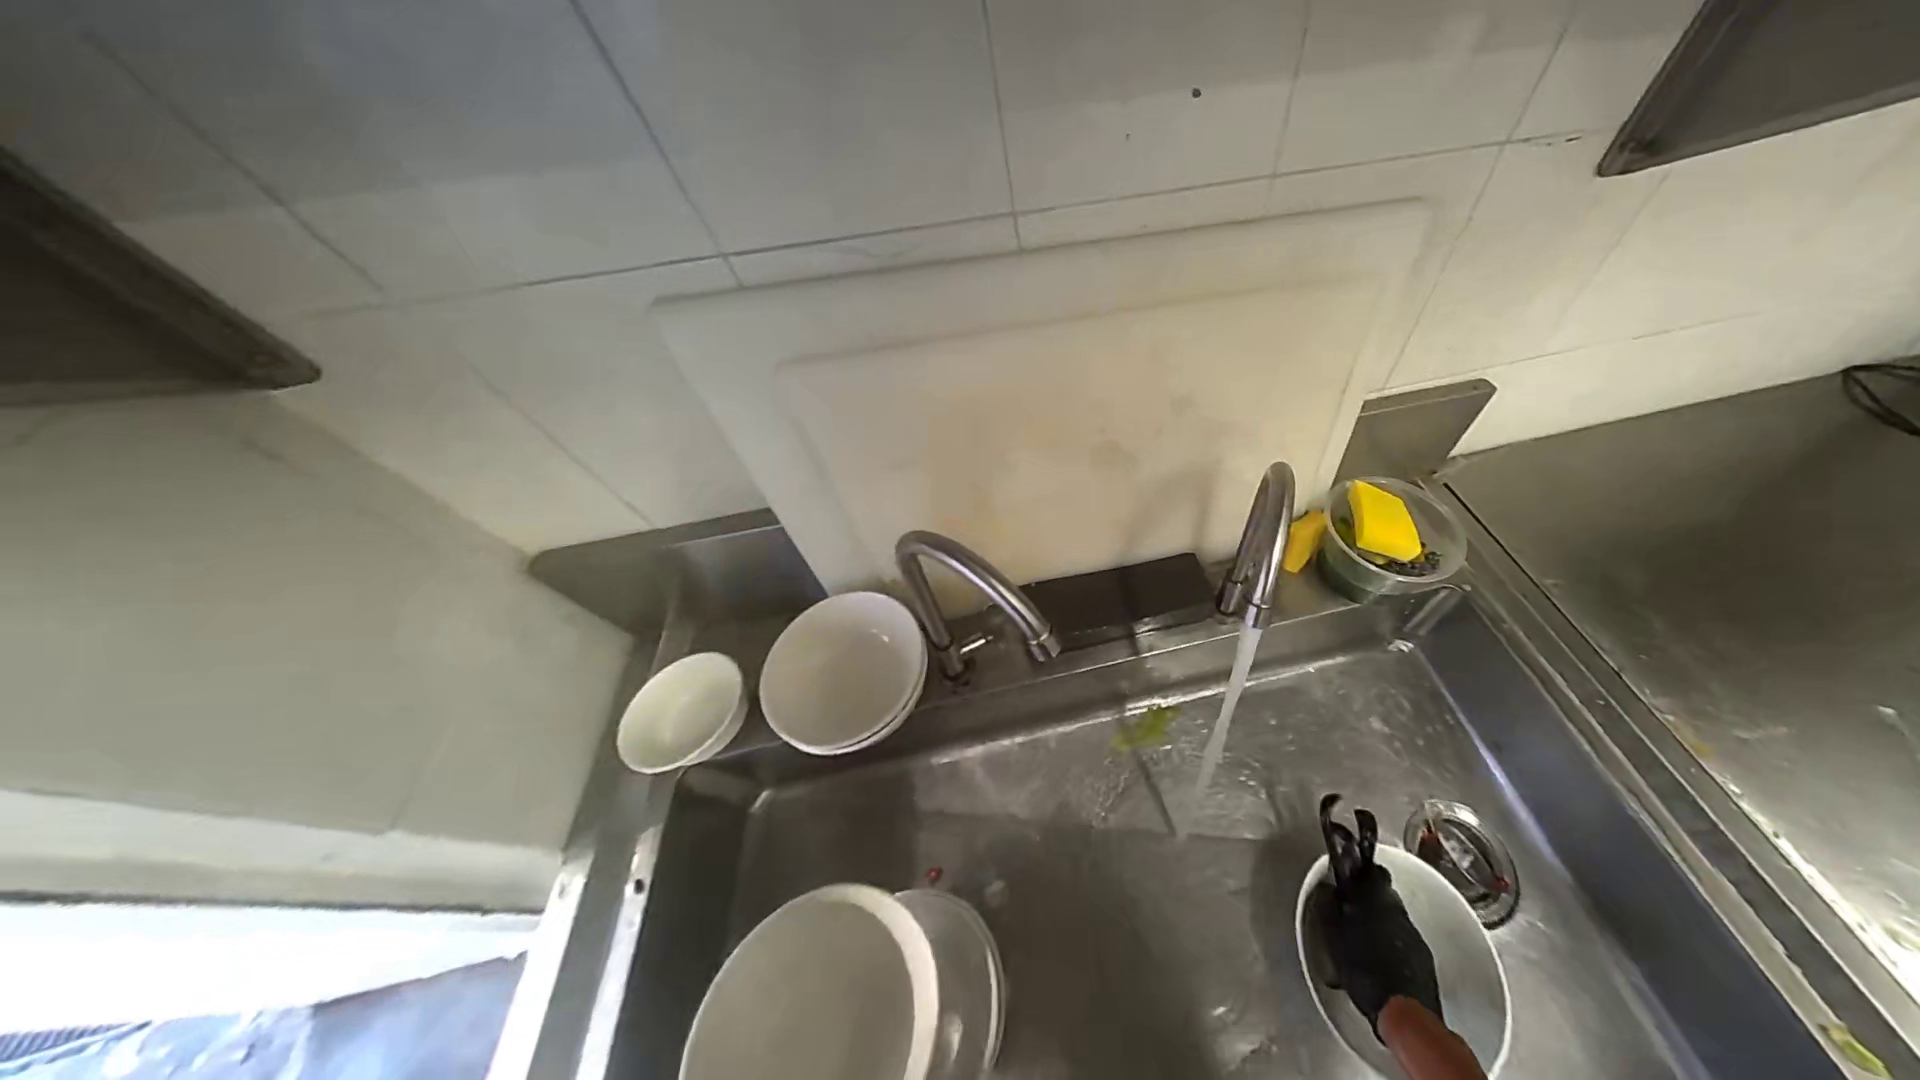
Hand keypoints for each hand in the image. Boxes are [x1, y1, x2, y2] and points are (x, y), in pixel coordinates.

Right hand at [1319, 861, 1443, 1037]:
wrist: (1403, 1012)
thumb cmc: (1363, 969)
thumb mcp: (1333, 934)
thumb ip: (1328, 905)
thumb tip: (1326, 887)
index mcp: (1377, 901)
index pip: (1375, 871)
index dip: (1362, 868)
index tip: (1350, 869)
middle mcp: (1400, 914)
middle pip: (1384, 894)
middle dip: (1367, 897)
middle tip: (1349, 905)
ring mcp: (1415, 937)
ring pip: (1393, 917)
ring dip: (1377, 920)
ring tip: (1359, 936)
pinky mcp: (1423, 958)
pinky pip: (1402, 939)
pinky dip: (1389, 941)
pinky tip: (1376, 956)